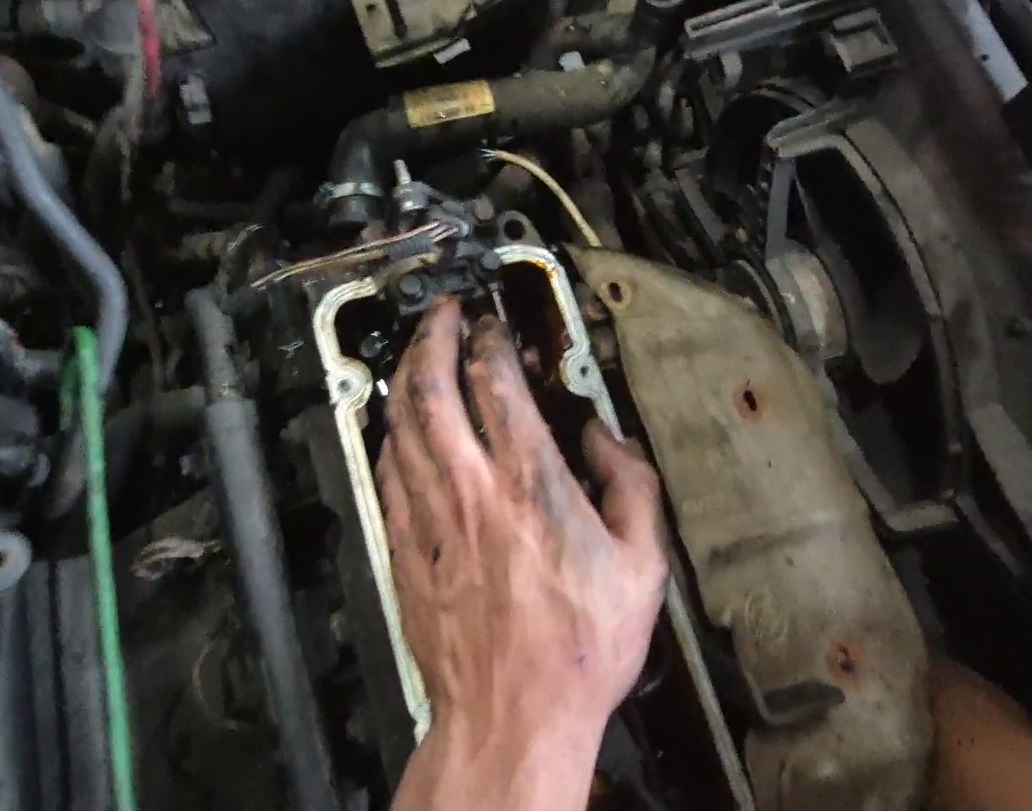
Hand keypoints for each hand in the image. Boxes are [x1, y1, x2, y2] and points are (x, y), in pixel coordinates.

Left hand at [379, 299, 665, 810]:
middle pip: (433, 389)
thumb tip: (605, 439)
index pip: (498, 384)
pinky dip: (392, 437)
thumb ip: (630, 486)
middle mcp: (472, 489)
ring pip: (402, 424)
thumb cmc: (578, 648)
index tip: (493, 328)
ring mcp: (431, 517)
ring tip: (417, 353)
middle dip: (433, 337)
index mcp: (531, 486)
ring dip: (407, 377)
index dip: (490, 341)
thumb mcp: (642, 566)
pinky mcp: (407, 548)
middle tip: (440, 314)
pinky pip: (389, 473)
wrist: (512, 717)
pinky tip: (399, 428)